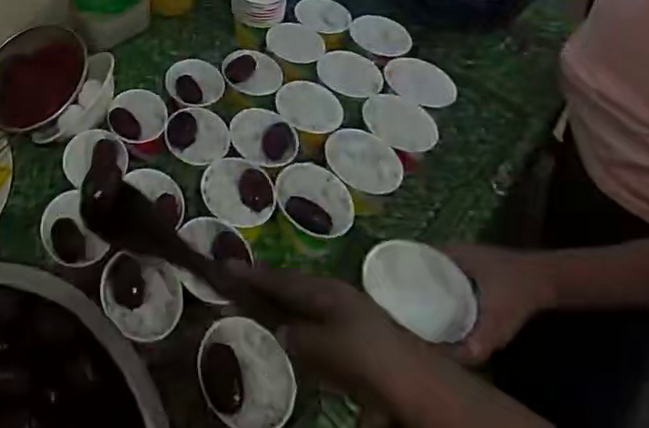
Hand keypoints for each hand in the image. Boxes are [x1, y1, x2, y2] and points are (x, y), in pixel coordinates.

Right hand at [231, 264, 554, 427]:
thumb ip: (300, 337)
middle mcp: (335, 296)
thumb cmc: (373, 357)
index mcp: (327, 291)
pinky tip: (290, 340)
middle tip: (235, 283)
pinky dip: (296, 327)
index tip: (225, 264)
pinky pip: (314, 327)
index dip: (253, 274)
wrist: (422, 384)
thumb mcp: (329, 346)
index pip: (282, 279)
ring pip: (302, 307)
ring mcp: (347, 316)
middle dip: (264, 285)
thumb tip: (278, 329)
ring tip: (254, 305)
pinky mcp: (354, 340)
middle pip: (291, 288)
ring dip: (278, 305)